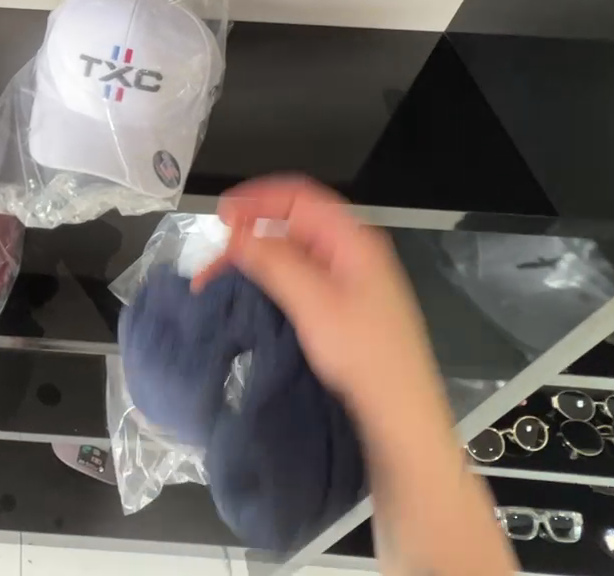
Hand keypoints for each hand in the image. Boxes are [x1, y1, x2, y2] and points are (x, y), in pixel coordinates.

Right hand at [195, 176, 447, 425]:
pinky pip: (291, 275)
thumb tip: (236, 231)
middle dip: (246, 234)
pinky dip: (262, 278)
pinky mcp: (336, 303)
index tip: (223, 215)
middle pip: (288, 223)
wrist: (400, 416)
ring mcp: (344, 278)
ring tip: (215, 279)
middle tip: (213, 254)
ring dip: (249, 259)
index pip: (298, 197)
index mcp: (352, 240)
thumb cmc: (367, 356)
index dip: (257, 199)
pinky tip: (241, 293)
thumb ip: (273, 260)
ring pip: (286, 251)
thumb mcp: (314, 302)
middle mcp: (349, 251)